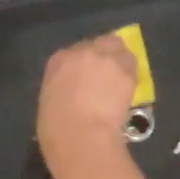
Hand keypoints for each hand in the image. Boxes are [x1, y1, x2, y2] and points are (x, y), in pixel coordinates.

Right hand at [37, 34, 137, 173]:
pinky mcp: (127, 70)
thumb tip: (72, 90)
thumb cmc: (55, 127)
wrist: (80, 135)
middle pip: (97, 44)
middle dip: (101, 55)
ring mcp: (106, 58)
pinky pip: (131, 64)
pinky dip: (129, 73)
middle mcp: (82, 52)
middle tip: (103, 76)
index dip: (80, 66)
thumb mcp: (49, 101)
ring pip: (117, 47)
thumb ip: (61, 87)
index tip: (83, 79)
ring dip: (117, 59)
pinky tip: (126, 89)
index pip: (71, 54)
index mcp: (58, 61)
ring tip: (118, 79)